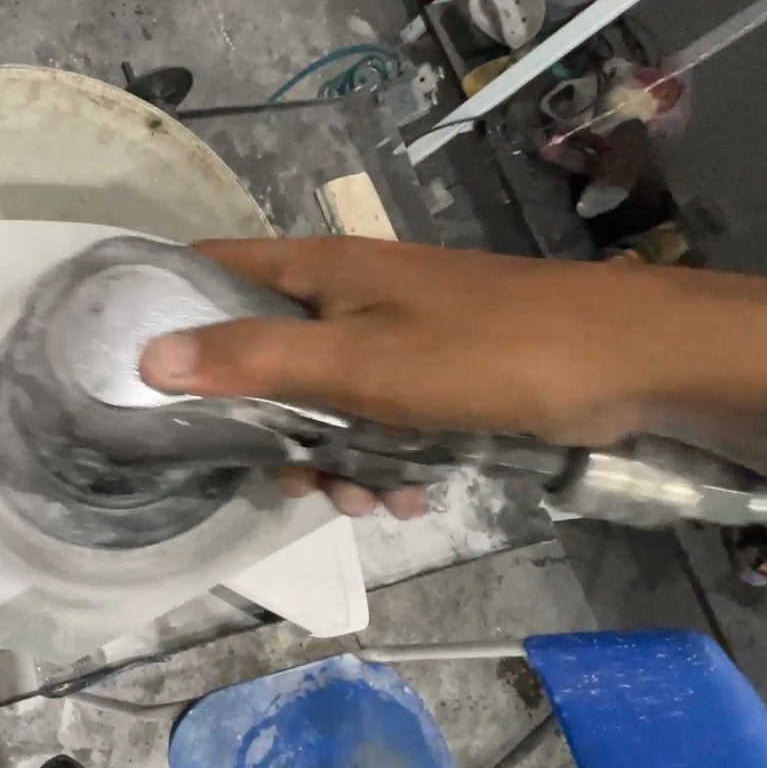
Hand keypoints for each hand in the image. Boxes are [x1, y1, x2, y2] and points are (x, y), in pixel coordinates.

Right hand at [137, 237, 766, 518]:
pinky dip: (372, 463)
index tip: (129, 360)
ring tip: (360, 499)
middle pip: (251, 354)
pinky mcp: (415, 375)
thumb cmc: (484, 351)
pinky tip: (400, 496)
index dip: (162, 304)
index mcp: (312, 272)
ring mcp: (376, 337)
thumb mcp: (353, 362)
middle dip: (255, 423)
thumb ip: (250, 359)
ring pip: (307, 401)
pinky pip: (362, 422)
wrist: (637, 367)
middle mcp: (334, 297)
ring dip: (324, 460)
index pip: (208, 268)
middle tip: (274, 470)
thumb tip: (146, 356)